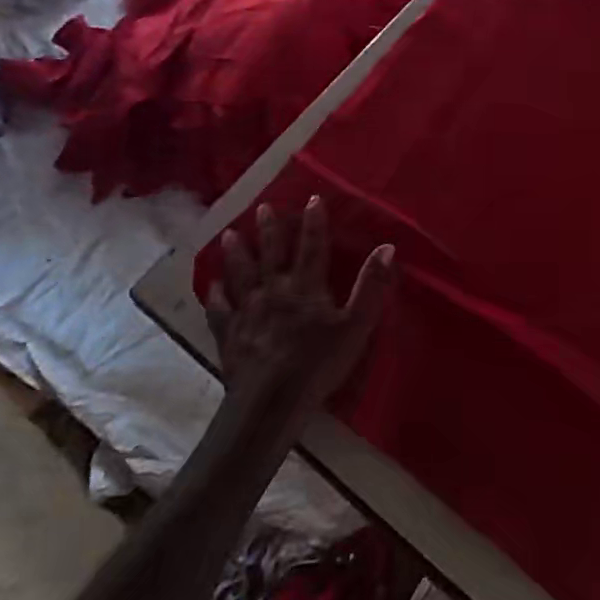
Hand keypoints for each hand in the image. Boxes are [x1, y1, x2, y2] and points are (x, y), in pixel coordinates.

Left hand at [205, 196, 394, 407]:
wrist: (270, 400)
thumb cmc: (318, 363)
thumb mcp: (356, 326)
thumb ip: (371, 286)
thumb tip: (387, 247)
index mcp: (306, 287)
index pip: (312, 247)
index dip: (313, 222)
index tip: (311, 198)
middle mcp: (274, 291)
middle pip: (271, 254)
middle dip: (270, 230)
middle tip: (262, 208)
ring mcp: (247, 312)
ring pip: (240, 275)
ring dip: (236, 254)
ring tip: (230, 235)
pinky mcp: (229, 334)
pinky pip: (219, 309)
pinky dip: (215, 296)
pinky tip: (212, 286)